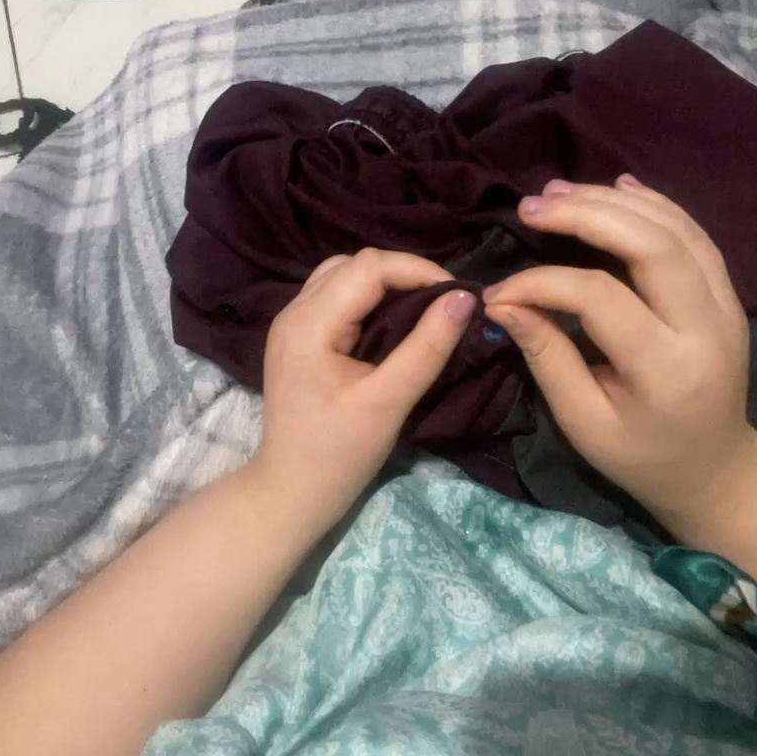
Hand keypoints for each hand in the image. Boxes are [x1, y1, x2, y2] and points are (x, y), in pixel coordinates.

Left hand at [244, 249, 476, 534]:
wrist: (291, 490)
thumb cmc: (338, 453)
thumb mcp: (389, 402)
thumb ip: (426, 347)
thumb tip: (465, 299)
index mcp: (309, 323)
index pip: (368, 268)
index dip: (417, 270)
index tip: (459, 295)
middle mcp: (294, 312)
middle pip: (354, 264)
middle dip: (404, 273)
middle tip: (444, 302)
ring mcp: (291, 323)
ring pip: (343, 275)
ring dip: (385, 282)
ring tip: (423, 307)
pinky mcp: (297, 337)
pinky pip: (336, 296)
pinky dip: (368, 297)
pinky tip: (392, 320)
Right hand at [482, 176, 756, 520]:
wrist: (715, 469)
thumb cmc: (640, 456)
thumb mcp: (583, 421)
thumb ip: (546, 356)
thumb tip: (503, 302)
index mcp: (668, 368)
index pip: (599, 297)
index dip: (541, 283)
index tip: (498, 291)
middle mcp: (708, 325)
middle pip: (652, 243)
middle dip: (585, 214)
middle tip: (530, 207)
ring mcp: (727, 304)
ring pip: (675, 227)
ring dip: (613, 201)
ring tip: (556, 191)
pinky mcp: (727, 293)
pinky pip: (692, 232)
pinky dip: (652, 203)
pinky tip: (614, 186)